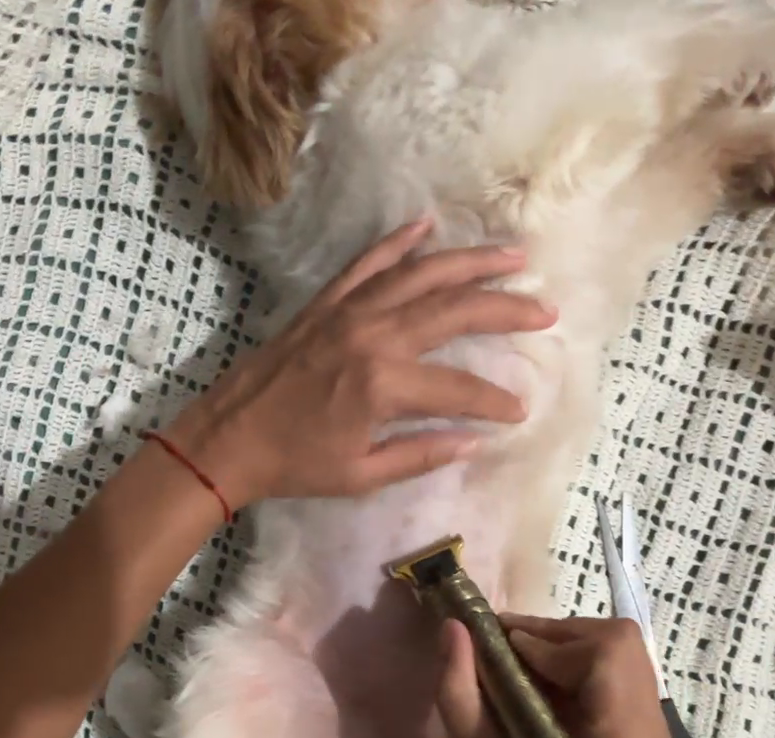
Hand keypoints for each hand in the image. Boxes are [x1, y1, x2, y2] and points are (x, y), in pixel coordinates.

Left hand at [162, 219, 555, 507]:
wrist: (228, 438)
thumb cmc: (294, 464)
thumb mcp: (361, 474)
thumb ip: (421, 454)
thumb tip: (476, 440)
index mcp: (383, 385)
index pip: (460, 389)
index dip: (494, 402)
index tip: (518, 411)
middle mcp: (373, 336)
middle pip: (455, 311)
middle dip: (506, 309)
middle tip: (546, 309)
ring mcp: (347, 312)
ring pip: (420, 274)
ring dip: (470, 262)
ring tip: (512, 256)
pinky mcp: (325, 304)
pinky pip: (367, 263)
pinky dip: (397, 242)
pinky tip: (427, 224)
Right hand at [437, 615, 673, 737]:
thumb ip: (460, 690)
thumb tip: (455, 627)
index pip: (606, 655)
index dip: (551, 644)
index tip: (506, 657)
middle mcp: (652, 735)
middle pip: (617, 641)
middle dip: (555, 636)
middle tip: (506, 652)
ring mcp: (655, 731)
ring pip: (619, 646)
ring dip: (564, 644)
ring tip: (520, 664)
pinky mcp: (644, 728)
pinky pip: (617, 665)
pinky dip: (575, 658)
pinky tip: (542, 680)